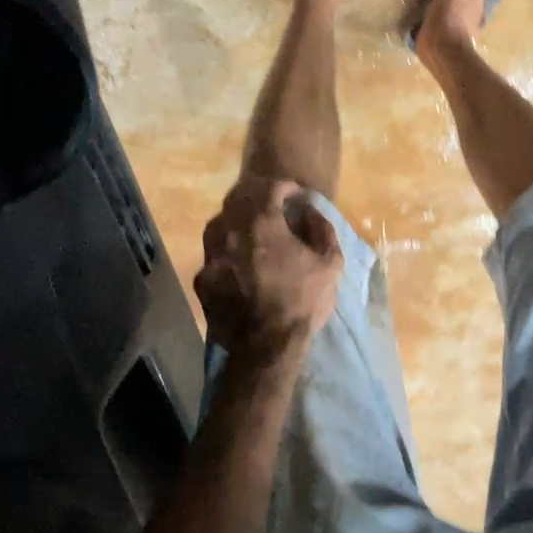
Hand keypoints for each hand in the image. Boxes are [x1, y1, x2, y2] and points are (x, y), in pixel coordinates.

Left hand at [195, 178, 343, 367]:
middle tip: (271, 200)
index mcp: (261, 223)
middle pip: (237, 198)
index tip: (295, 192)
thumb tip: (309, 212)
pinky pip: (212, 252)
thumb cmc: (302, 302)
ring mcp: (211, 256)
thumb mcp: (330, 264)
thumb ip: (322, 229)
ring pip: (218, 222)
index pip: (268, 188)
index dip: (283, 185)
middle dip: (256, 194)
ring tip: (251, 226)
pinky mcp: (202, 279)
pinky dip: (225, 247)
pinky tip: (236, 257)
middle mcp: (230, 231)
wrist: (266, 348)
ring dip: (236, 217)